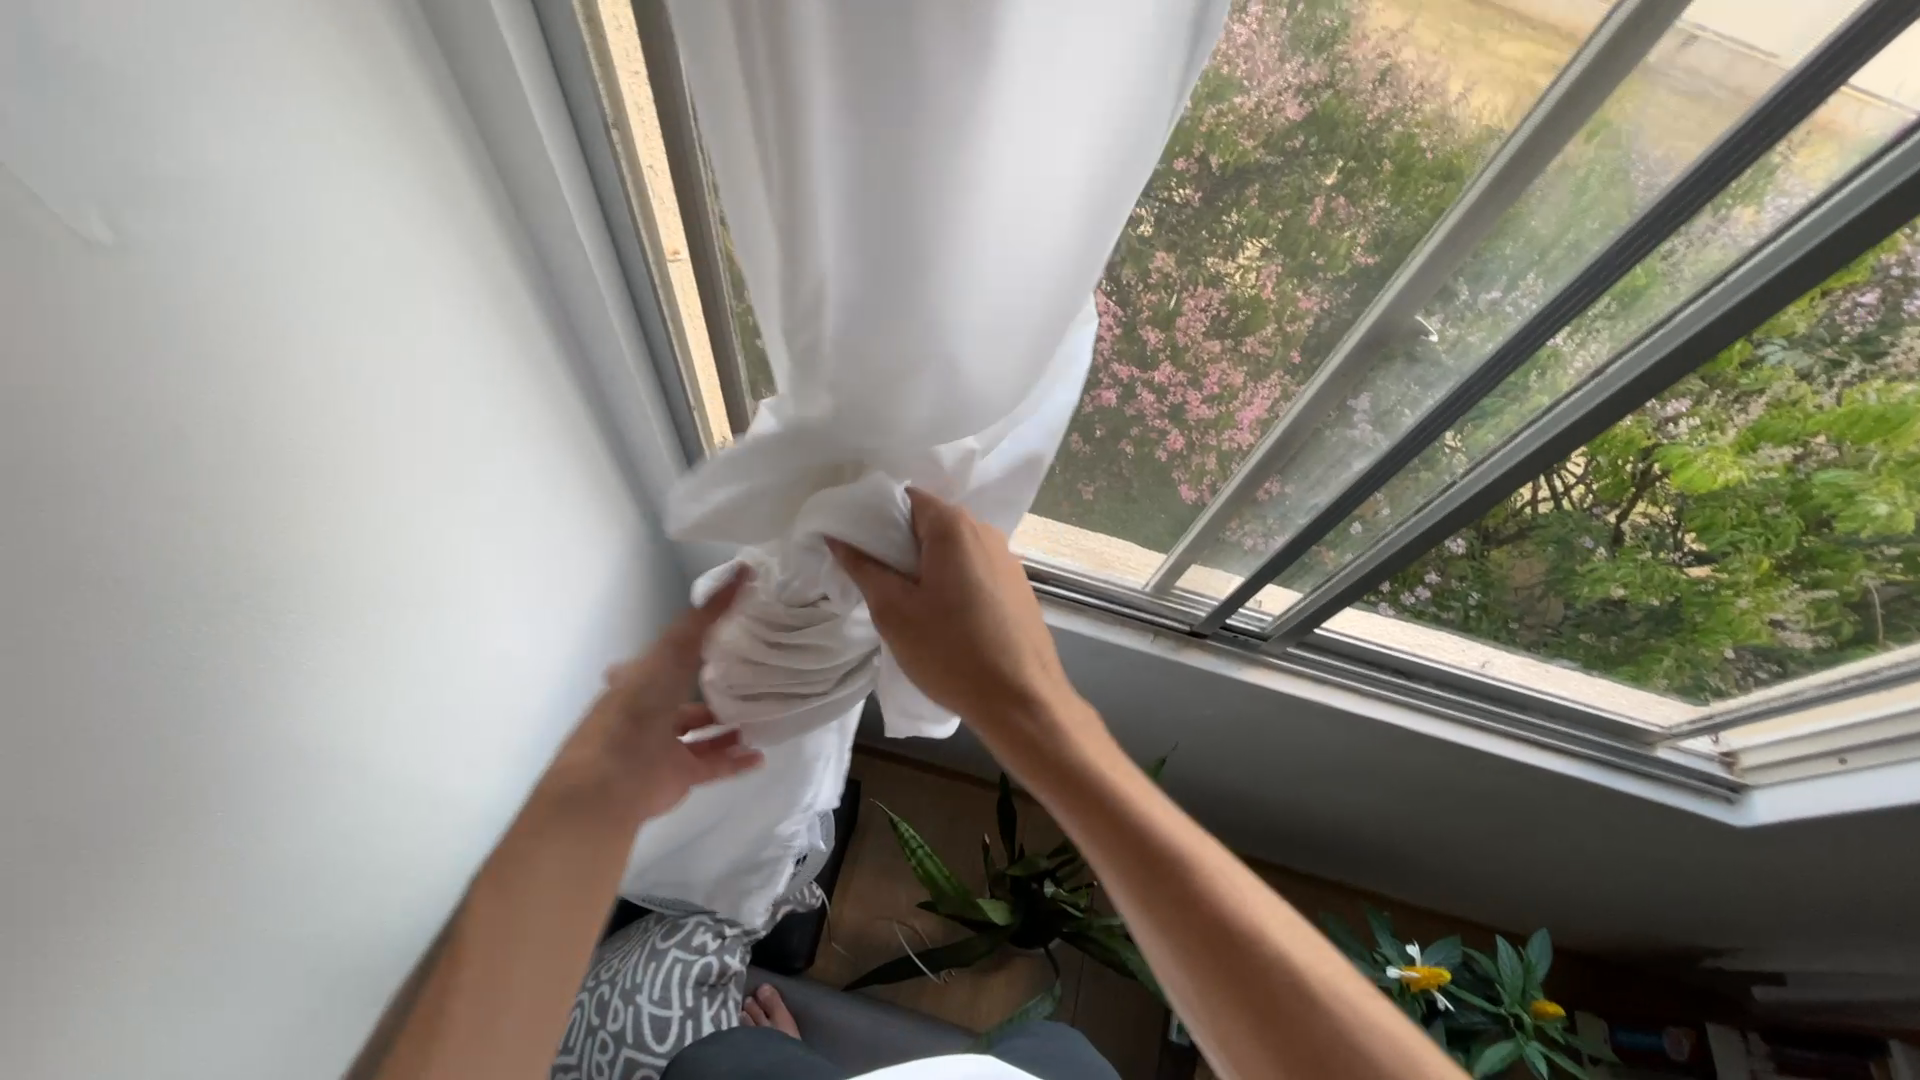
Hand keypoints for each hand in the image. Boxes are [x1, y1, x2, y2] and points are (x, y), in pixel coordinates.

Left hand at [549, 567, 763, 818]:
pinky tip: (761, 753)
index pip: (668, 656)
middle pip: (685, 697)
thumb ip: (704, 619)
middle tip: (751, 677)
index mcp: (639, 681)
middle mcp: (649, 712)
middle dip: (714, 689)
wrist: (611, 782)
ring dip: (730, 726)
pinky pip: (713, 765)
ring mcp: (664, 746)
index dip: (692, 644)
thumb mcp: (671, 653)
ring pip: (703, 733)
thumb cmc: (636, 709)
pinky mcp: (678, 775)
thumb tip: (742, 572)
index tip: (725, 634)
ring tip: (765, 714)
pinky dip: (737, 760)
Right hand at [826, 489, 1103, 763]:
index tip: (856, 547)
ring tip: (905, 603)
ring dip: (925, 566)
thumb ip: (863, 567)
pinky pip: (974, 570)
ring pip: (953, 549)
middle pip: (930, 522)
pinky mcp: (1017, 586)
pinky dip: (952, 582)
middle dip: (898, 545)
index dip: (875, 517)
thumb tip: (837, 537)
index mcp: (954, 526)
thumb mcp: (894, 611)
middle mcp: (986, 531)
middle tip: (874, 580)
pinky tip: (942, 618)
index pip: (906, 498)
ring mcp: (1007, 559)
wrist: (1022, 701)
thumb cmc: (951, 652)